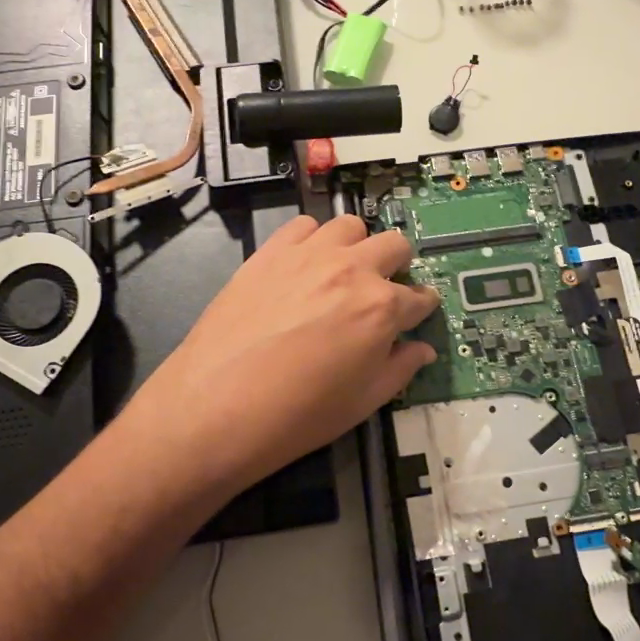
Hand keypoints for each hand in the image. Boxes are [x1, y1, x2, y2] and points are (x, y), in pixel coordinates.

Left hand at [119, 214, 439, 493]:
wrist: (217, 406)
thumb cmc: (299, 415)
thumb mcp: (363, 403)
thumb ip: (400, 369)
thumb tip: (422, 349)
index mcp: (383, 308)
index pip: (420, 298)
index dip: (422, 309)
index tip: (416, 317)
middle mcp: (352, 270)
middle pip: (395, 245)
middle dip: (398, 267)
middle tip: (382, 293)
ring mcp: (309, 255)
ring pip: (351, 227)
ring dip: (357, 247)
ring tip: (342, 273)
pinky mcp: (270, 251)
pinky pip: (303, 226)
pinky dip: (313, 240)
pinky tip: (304, 267)